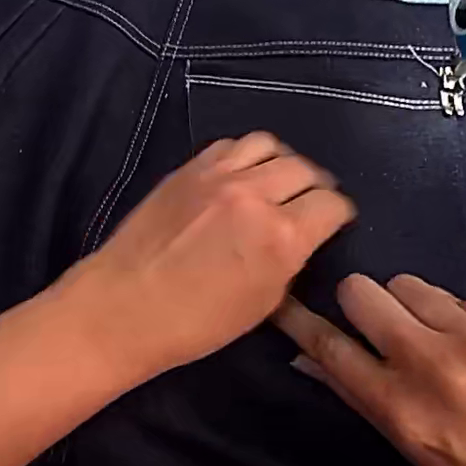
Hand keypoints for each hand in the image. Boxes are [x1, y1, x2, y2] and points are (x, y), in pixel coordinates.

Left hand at [59, 132, 355, 378]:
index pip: (332, 204)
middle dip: (316, 186)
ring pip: (271, 145)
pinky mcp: (192, 165)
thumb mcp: (263, 304)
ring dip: (283, 162)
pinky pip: (233, 144)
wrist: (125, 305)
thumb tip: (303, 235)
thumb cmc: (196, 322)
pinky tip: (241, 174)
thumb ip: (291, 260)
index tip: (335, 220)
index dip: (340, 213)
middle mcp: (256, 194)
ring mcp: (221, 174)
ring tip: (277, 179)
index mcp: (281, 236)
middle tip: (309, 201)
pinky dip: (247, 155)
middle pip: (306, 169)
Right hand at [275, 275, 465, 465]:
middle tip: (380, 321)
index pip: (332, 351)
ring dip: (413, 306)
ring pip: (411, 284)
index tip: (283, 300)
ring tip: (441, 336)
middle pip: (364, 292)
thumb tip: (324, 364)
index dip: (300, 322)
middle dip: (362, 301)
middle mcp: (436, 366)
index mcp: (407, 416)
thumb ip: (377, 406)